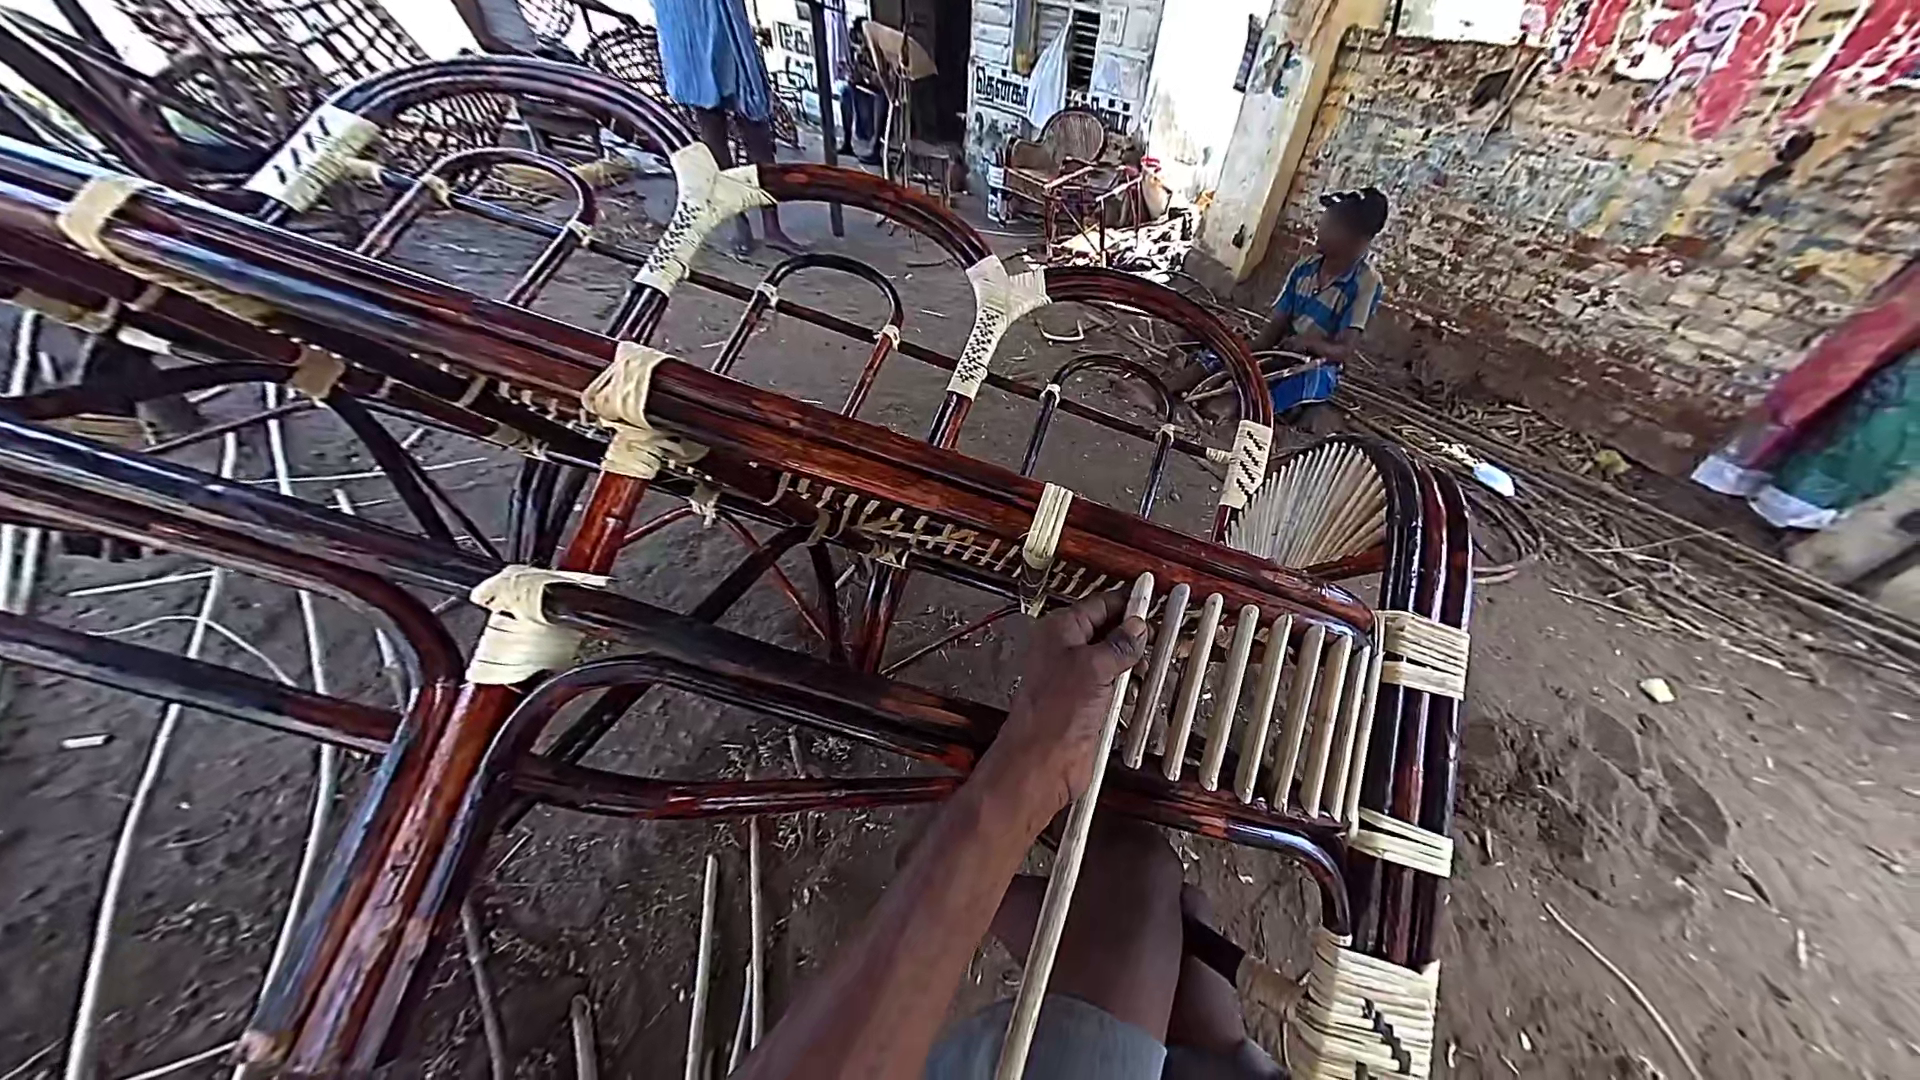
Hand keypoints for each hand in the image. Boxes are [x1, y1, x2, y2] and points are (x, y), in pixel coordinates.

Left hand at [977, 591, 1148, 825]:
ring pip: (1113, 660)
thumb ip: (1119, 644)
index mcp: (1060, 631)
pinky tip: (1134, 693)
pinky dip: (1127, 688)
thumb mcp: (1094, 667)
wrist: (1042, 761)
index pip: (1099, 605)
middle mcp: (1066, 651)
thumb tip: (1137, 627)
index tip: (1153, 598)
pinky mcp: (1086, 703)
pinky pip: (1113, 687)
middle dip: (1134, 636)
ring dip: (1133, 665)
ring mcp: (1076, 678)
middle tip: (1160, 637)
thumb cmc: (1054, 713)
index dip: (1127, 602)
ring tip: (1148, 669)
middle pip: (1107, 631)